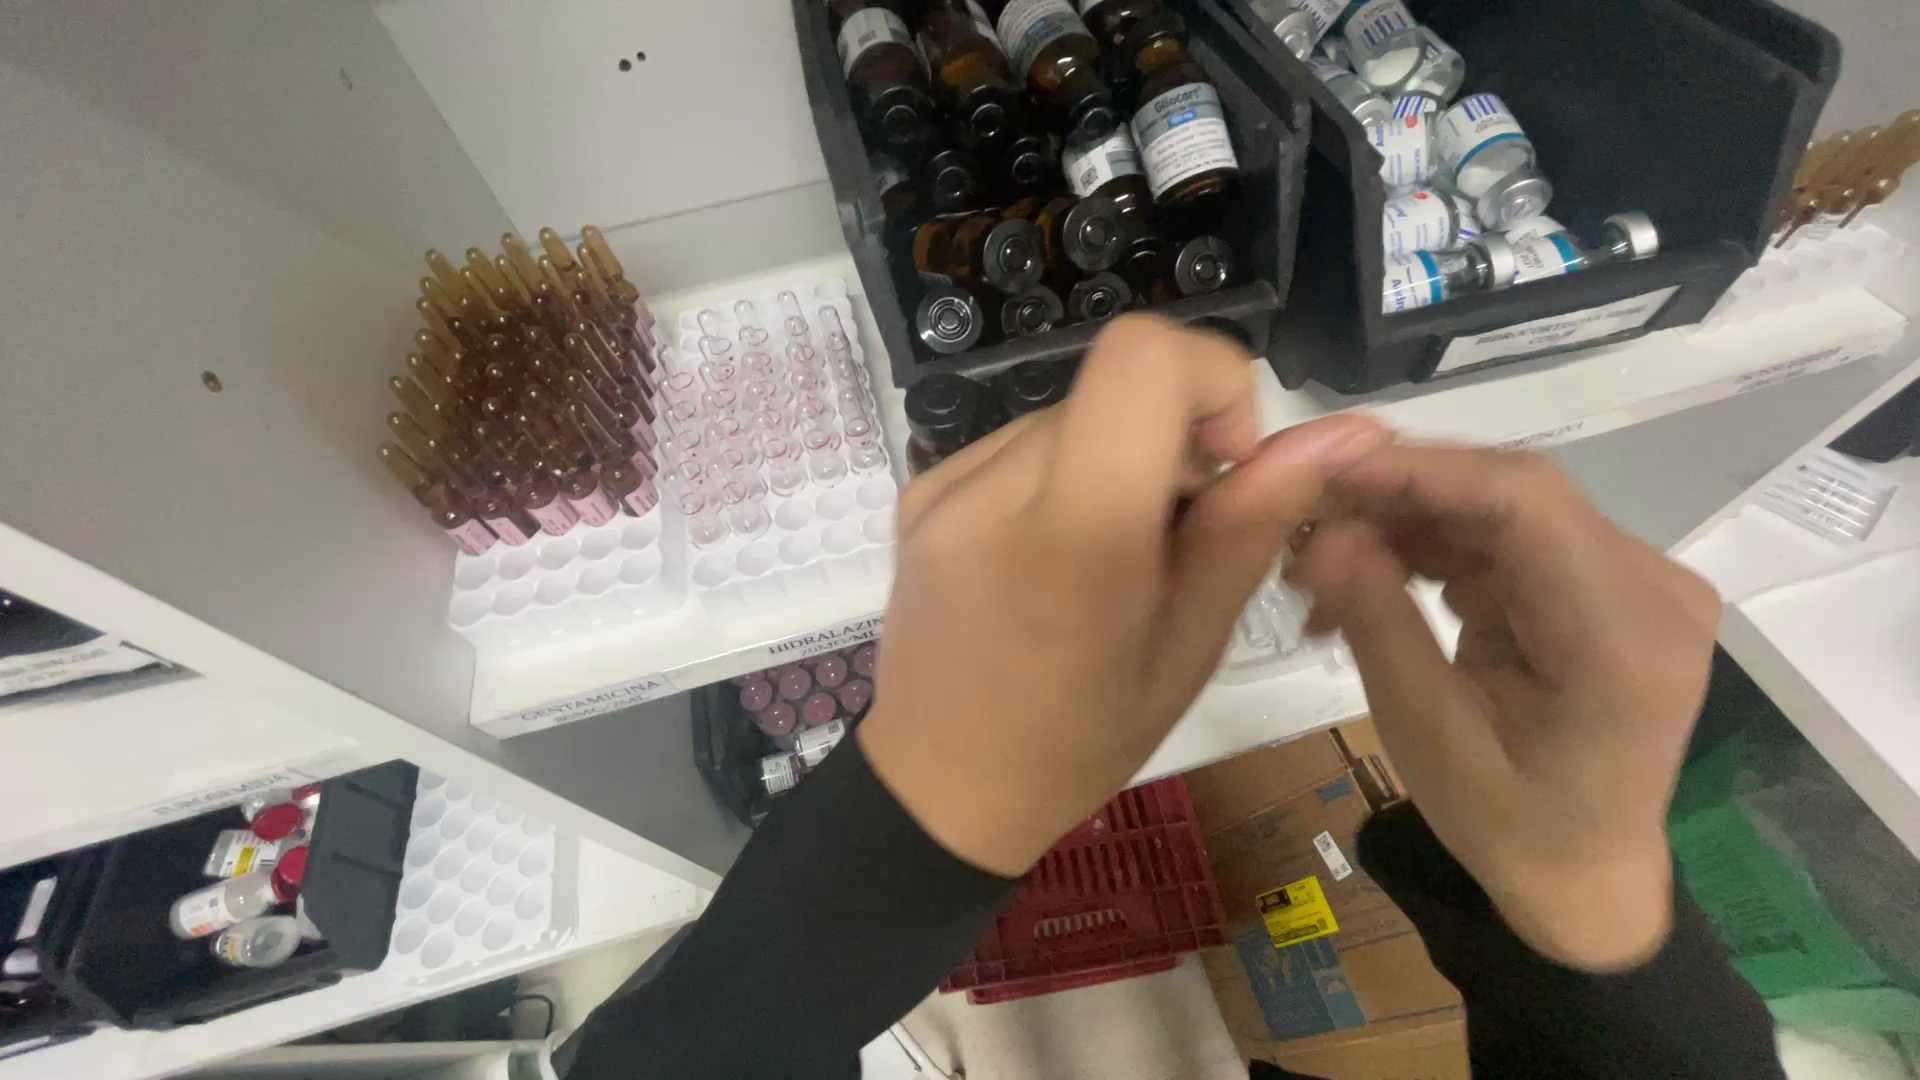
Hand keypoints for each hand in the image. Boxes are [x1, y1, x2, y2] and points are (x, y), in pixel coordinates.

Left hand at [858, 316, 1389, 877]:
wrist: (937, 785)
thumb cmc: (1076, 743)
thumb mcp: (1186, 648)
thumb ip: (1252, 524)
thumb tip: (1340, 432)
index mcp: (1074, 534)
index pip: (1141, 356)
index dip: (1209, 382)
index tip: (1221, 465)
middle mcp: (991, 488)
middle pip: (1110, 390)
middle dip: (1165, 442)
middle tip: (1169, 537)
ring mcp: (941, 487)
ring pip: (1064, 419)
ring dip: (1109, 463)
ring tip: (1102, 560)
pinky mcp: (916, 495)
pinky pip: (1012, 449)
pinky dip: (1054, 480)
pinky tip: (1046, 557)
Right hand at [1287, 445, 1721, 970]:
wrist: (1579, 872)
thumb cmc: (1505, 820)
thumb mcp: (1424, 727)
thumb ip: (1376, 619)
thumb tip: (1322, 533)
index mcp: (1622, 631)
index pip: (1523, 502)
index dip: (1417, 471)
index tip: (1322, 470)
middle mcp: (1645, 584)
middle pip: (1505, 495)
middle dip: (1391, 495)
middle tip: (1299, 522)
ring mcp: (1621, 580)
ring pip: (1488, 508)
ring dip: (1395, 522)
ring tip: (1315, 563)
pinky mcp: (1586, 585)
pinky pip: (1489, 539)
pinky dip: (1418, 548)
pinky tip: (1361, 575)